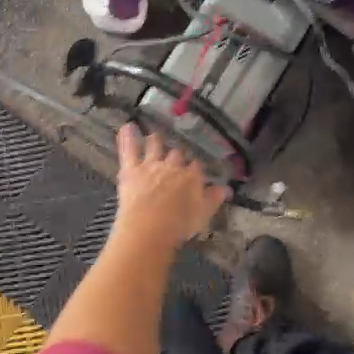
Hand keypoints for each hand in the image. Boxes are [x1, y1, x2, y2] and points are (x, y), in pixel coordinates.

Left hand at [114, 124, 229, 247]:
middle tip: (176, 154)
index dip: (195, 167)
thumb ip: (214, 199)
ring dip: (156, 141)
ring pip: (154, 147)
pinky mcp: (131, 169)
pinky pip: (129, 149)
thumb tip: (225, 188)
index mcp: (191, 176)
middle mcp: (172, 166)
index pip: (196, 166)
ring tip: (155, 136)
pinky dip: (127, 137)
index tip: (195, 169)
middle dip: (176, 154)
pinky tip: (127, 126)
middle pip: (176, 155)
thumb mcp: (203, 214)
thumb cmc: (179, 225)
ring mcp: (151, 165)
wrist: (149, 226)